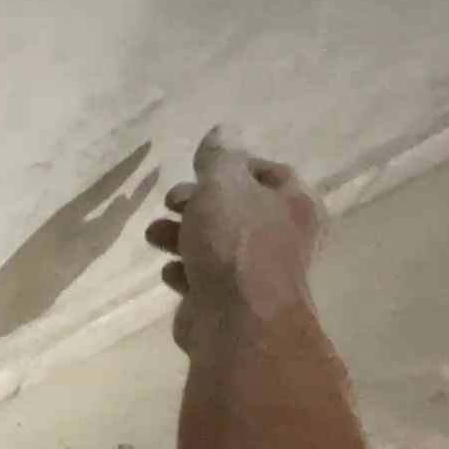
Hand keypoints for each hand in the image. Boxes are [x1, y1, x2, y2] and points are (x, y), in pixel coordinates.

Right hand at [146, 128, 326, 350]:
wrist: (235, 318)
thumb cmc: (234, 245)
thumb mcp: (223, 187)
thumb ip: (218, 159)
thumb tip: (222, 130)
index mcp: (293, 202)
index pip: (265, 171)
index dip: (229, 167)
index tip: (195, 171)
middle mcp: (281, 234)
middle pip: (233, 207)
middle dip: (195, 203)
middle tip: (170, 202)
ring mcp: (254, 269)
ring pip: (212, 241)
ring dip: (180, 235)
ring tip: (155, 236)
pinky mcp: (226, 298)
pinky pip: (200, 275)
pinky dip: (182, 270)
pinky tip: (171, 271)